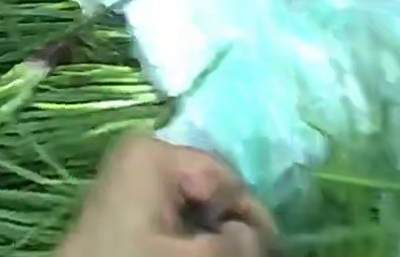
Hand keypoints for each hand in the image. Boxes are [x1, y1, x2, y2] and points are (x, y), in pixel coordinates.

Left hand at [58, 136, 272, 256]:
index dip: (250, 213)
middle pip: (207, 185)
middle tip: (250, 253)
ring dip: (211, 230)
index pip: (222, 175)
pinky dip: (189, 232)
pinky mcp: (126, 200)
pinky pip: (171, 209)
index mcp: (155, 152)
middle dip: (229, 222)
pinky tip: (196, 248)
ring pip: (191, 199)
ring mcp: (132, 175)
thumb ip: (230, 246)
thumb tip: (257, 236)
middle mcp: (143, 152)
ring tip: (226, 251)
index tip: (273, 247)